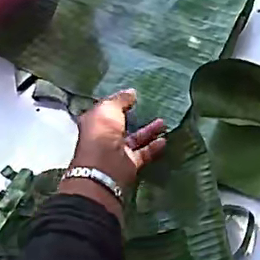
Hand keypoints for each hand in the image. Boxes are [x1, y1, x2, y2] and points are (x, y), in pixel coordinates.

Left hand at [61, 89, 167, 218]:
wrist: (105, 166)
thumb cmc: (102, 132)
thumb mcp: (109, 108)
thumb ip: (121, 99)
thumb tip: (132, 93)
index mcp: (95, 122)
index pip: (106, 110)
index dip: (117, 103)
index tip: (132, 96)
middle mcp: (105, 136)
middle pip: (122, 125)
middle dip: (135, 117)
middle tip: (150, 107)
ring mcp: (118, 151)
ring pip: (135, 138)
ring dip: (149, 130)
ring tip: (163, 121)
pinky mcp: (130, 163)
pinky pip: (144, 153)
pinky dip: (153, 147)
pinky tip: (164, 139)